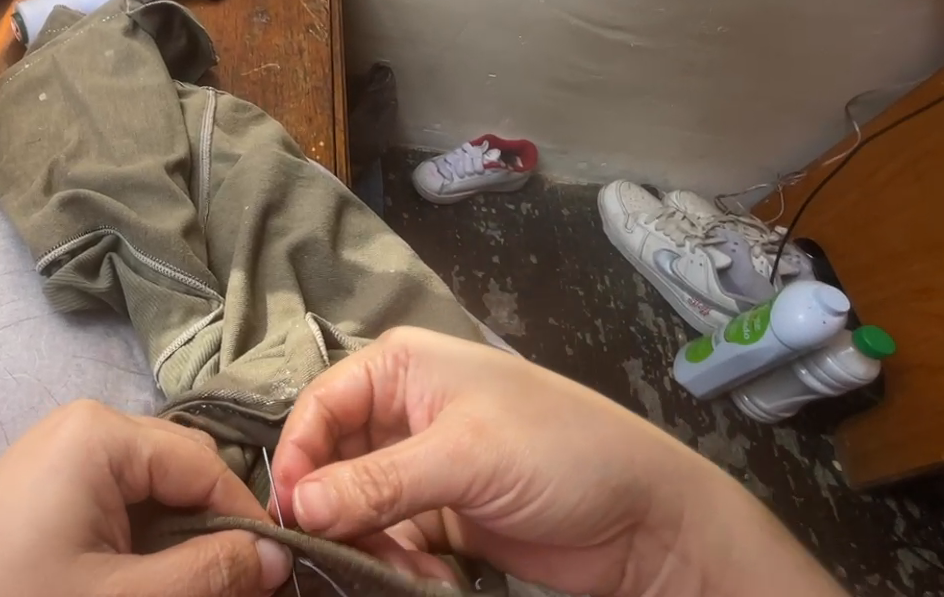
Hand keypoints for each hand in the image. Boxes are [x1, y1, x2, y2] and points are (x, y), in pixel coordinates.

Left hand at [0, 401, 292, 596]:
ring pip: (149, 489)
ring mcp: (59, 451)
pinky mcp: (44, 484)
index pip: (203, 461)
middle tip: (236, 592)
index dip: (247, 520)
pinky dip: (139, 542)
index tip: (281, 579)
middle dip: (210, 532)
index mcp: (102, 431)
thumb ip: (209, 574)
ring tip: (189, 591)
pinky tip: (141, 582)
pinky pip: (114, 500)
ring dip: (176, 542)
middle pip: (177, 468)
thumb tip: (279, 557)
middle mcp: (83, 424)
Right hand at [271, 328, 844, 596]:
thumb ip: (376, 483)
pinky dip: (400, 561)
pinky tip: (431, 580)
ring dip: (371, 541)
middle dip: (337, 508)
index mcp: (398, 368)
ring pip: (360, 501)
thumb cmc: (554, 453)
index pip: (322, 405)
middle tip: (342, 555)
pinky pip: (394, 533)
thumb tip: (296, 506)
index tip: (287, 513)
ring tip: (406, 574)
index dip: (298, 455)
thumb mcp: (462, 459)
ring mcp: (423, 460)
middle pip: (336, 457)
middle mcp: (402, 407)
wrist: (656, 521)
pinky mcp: (444, 509)